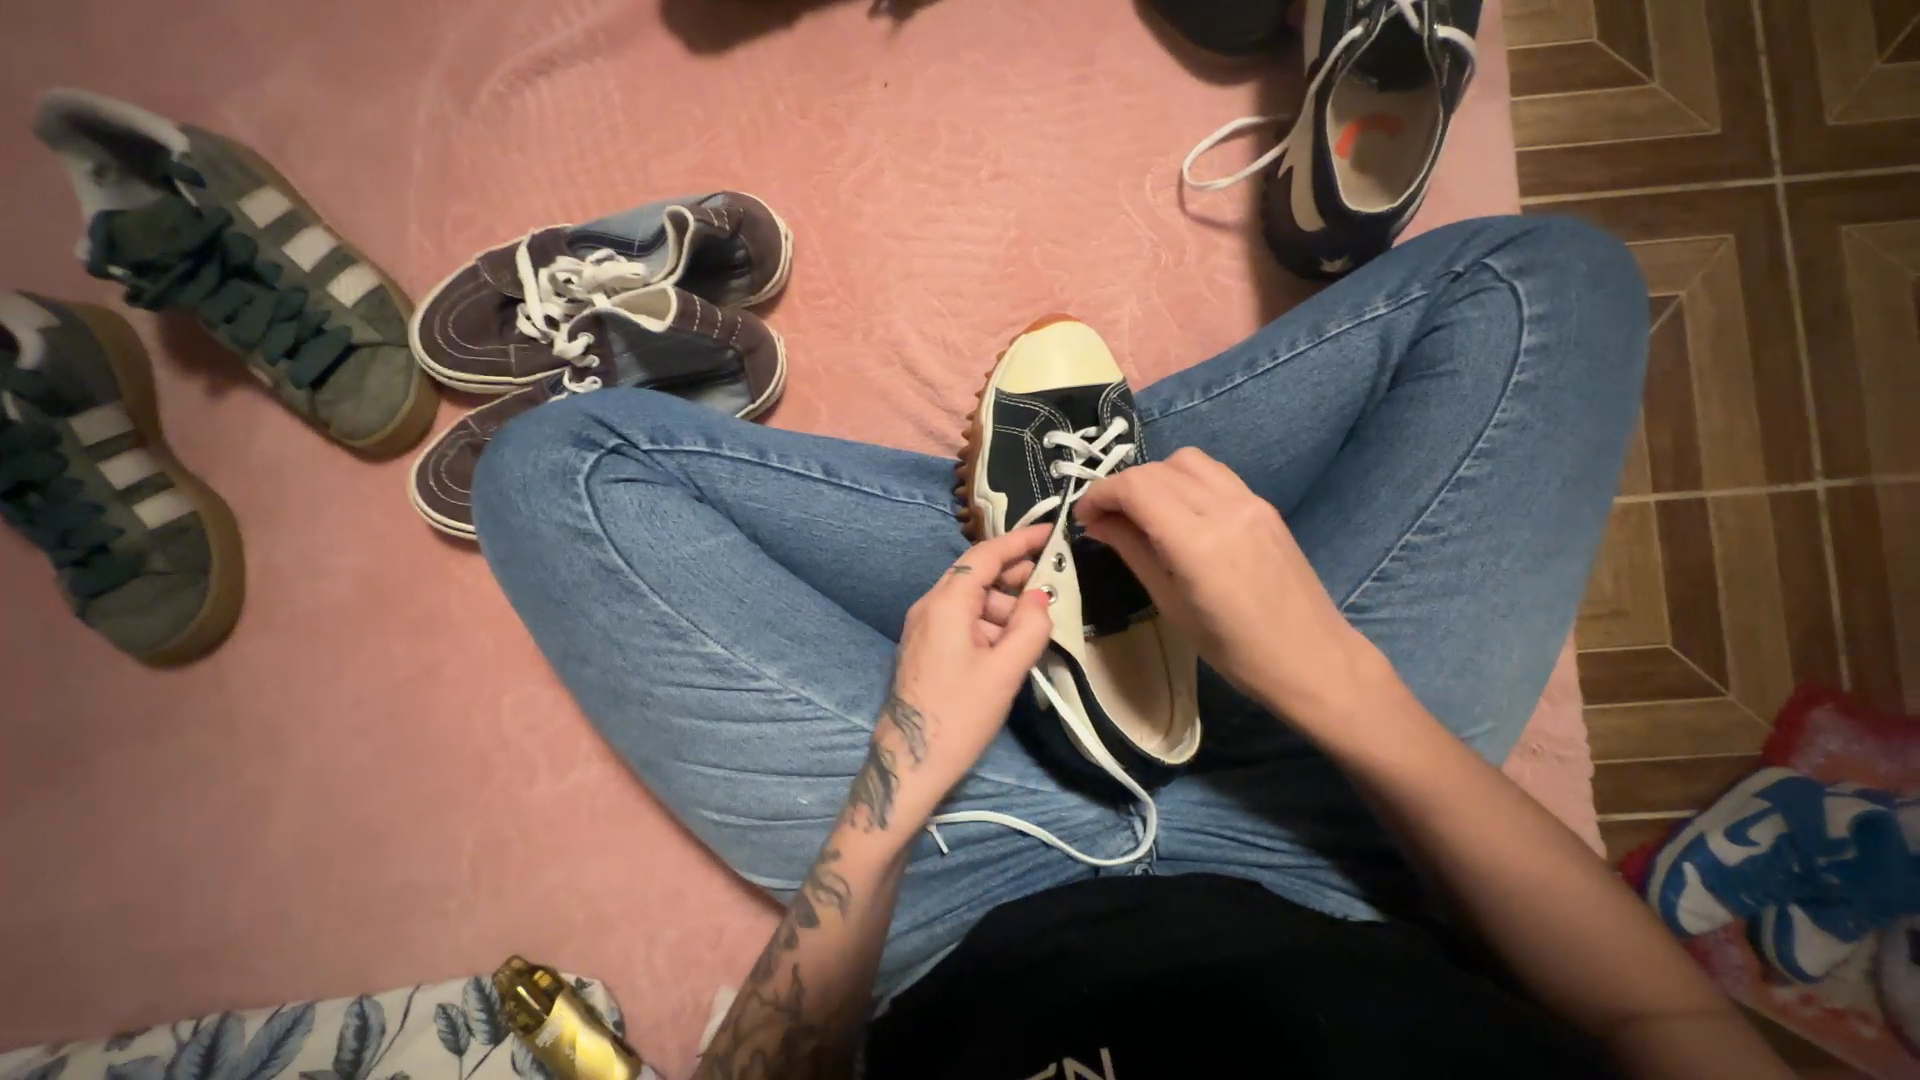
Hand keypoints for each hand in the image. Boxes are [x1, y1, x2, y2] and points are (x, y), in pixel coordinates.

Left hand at [842, 525, 1055, 835]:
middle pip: (978, 577)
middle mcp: (930, 607)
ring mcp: (924, 629)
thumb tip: (1040, 596)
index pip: (985, 555)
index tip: (1051, 532)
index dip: (1019, 541)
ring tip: (1039, 630)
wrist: (910, 764)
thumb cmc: (959, 715)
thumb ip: (1029, 627)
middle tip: (1056, 585)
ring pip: (972, 603)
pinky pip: (963, 624)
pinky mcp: (927, 650)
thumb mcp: (1005, 671)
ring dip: (1006, 610)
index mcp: (945, 603)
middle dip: (1017, 579)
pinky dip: (991, 627)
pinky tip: (1014, 649)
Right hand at [1075, 447, 1381, 721]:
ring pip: (1188, 461)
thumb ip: (1133, 553)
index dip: (1100, 494)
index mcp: (1197, 542)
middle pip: (1157, 469)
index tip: (1084, 518)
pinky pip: (1215, 474)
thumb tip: (1096, 524)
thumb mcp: (1171, 606)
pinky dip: (1185, 480)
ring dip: (1155, 477)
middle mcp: (1225, 509)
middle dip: (1122, 486)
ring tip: (1142, 512)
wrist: (1313, 659)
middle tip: (1105, 519)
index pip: (1136, 487)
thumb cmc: (1235, 650)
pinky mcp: (1265, 506)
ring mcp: (1250, 502)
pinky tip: (1179, 512)